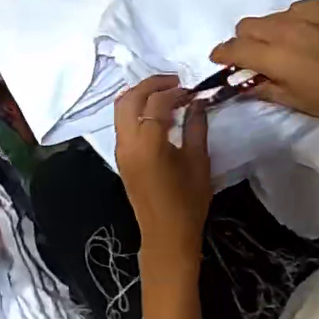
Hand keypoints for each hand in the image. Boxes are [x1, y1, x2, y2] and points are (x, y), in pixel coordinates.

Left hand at [113, 75, 211, 277]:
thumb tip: (198, 102)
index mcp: (147, 143)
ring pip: (120, 109)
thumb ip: (196, 127)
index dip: (174, 91)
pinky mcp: (120, 156)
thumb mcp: (198, 162)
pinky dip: (136, 110)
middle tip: (175, 82)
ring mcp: (120, 149)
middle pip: (128, 99)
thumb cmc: (188, 202)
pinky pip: (122, 123)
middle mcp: (127, 142)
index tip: (193, 91)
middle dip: (150, 85)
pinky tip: (157, 113)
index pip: (156, 103)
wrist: (166, 235)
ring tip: (166, 94)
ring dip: (140, 96)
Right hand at [210, 0, 318, 138]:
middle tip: (263, 56)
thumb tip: (242, 80)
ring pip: (278, 15)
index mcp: (276, 56)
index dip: (223, 55)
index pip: (234, 47)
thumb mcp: (298, 102)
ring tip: (302, 47)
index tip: (223, 61)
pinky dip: (307, 21)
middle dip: (248, 40)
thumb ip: (263, 87)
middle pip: (248, 25)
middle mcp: (288, 27)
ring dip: (279, 30)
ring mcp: (313, 10)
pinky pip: (306, 7)